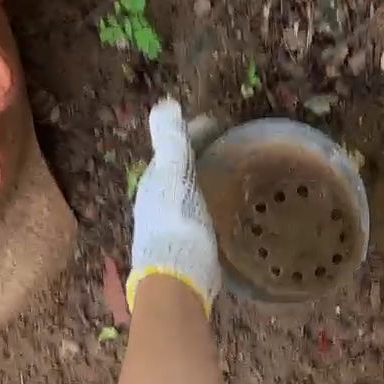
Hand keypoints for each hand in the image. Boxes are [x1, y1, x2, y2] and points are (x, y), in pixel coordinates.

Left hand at [128, 99, 222, 313]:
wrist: (176, 280)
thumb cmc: (178, 225)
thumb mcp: (174, 177)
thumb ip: (171, 142)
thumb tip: (166, 103)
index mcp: (155, 182)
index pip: (176, 147)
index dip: (196, 132)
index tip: (221, 123)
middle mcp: (156, 202)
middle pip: (180, 171)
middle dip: (200, 158)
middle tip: (228, 149)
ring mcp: (169, 227)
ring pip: (187, 195)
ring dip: (203, 183)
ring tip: (228, 178)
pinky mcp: (184, 249)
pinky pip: (197, 217)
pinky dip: (208, 207)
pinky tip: (222, 213)